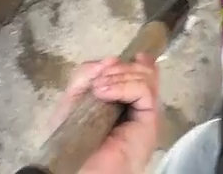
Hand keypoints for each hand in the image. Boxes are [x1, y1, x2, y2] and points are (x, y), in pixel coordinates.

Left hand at [53, 55, 160, 173]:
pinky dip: (124, 85)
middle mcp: (138, 106)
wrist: (75, 168)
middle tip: (99, 80)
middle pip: (145, 70)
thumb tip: (111, 59)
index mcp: (123, 101)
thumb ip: (85, 75)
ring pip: (147, 76)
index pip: (141, 72)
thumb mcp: (73, 100)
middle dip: (120, 68)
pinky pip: (144, 90)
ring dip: (120, 75)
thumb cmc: (72, 140)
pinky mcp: (150, 121)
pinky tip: (104, 92)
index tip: (112, 62)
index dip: (130, 62)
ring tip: (99, 89)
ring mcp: (145, 113)